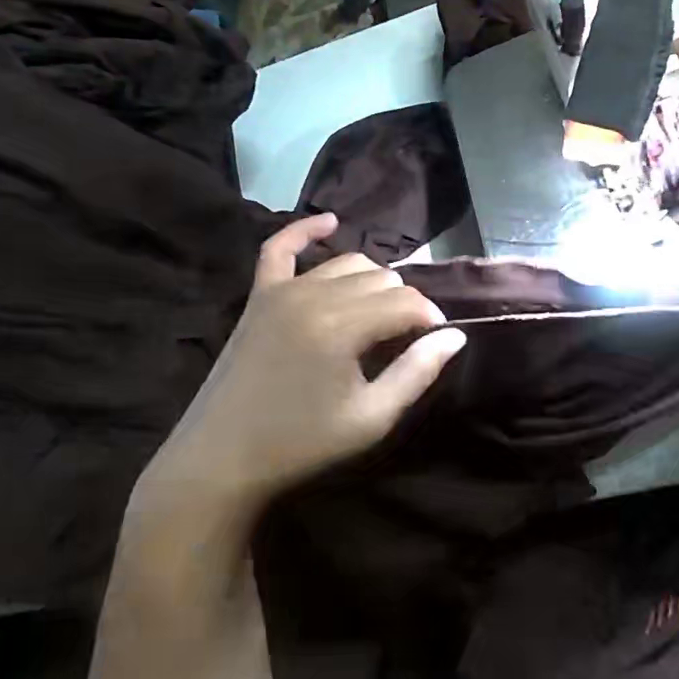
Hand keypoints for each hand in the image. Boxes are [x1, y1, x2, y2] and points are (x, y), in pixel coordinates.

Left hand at [165, 214, 466, 501]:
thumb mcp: (371, 419)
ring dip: (372, 281)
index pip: (406, 302)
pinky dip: (305, 231)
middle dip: (403, 303)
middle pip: (381, 279)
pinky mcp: (259, 295)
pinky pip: (279, 248)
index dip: (429, 319)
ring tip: (378, 312)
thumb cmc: (302, 443)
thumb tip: (455, 336)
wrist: (223, 456)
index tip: (435, 342)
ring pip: (346, 263)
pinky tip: (330, 222)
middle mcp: (314, 296)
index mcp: (342, 327)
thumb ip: (416, 372)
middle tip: (403, 339)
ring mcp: (282, 290)